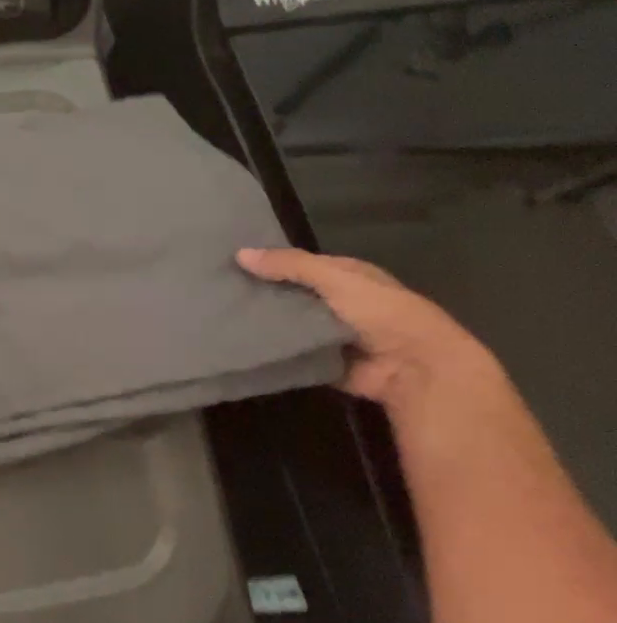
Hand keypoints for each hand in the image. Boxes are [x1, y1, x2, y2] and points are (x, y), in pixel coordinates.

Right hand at [237, 247, 499, 413]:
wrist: (413, 368)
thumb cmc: (382, 313)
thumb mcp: (337, 279)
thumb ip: (291, 266)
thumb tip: (239, 253)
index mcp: (345, 277)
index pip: (297, 265)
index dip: (266, 262)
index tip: (226, 263)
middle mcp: (333, 303)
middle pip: (285, 294)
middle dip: (255, 293)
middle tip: (210, 290)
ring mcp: (323, 334)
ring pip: (281, 323)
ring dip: (256, 322)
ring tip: (211, 317)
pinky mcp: (314, 359)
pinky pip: (283, 351)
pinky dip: (264, 348)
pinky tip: (230, 342)